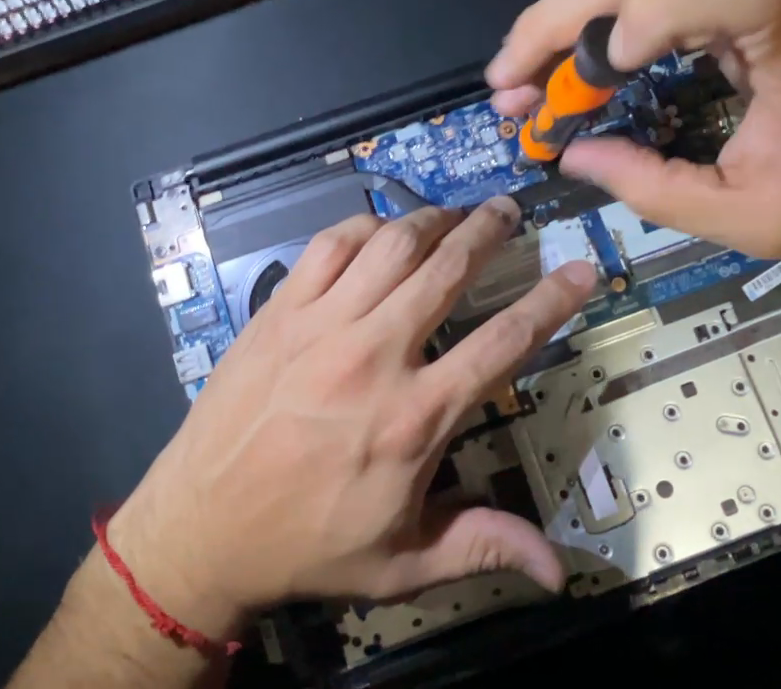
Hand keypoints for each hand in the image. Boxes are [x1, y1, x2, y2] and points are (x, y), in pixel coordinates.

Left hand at [106, 200, 595, 637]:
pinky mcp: (279, 310)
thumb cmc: (308, 545)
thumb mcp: (402, 562)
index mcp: (415, 417)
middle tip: (510, 209)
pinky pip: (329, 246)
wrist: (201, 526)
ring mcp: (322, 325)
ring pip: (391, 246)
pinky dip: (364, 226)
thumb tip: (559, 569)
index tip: (579, 268)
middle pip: (447, 270)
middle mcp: (375, 355)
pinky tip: (383, 228)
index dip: (551, 300)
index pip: (503, 342)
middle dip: (488, 231)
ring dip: (432, 220)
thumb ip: (481, 546)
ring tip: (455, 212)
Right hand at [486, 0, 780, 255]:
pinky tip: (577, 61)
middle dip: (553, 24)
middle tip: (505, 87)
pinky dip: (605, 20)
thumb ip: (653, 189)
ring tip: (527, 79)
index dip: (617, 27)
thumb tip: (571, 154)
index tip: (577, 99)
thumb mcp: (751, 217)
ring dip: (567, 20)